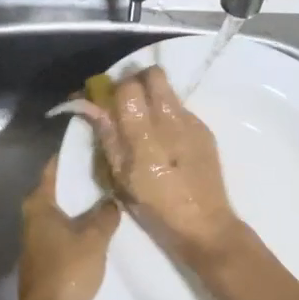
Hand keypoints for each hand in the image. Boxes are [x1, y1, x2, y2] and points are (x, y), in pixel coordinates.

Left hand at [15, 157, 119, 299]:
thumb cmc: (66, 272)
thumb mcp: (93, 240)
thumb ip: (105, 215)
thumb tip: (113, 200)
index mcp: (39, 202)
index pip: (56, 167)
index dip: (74, 155)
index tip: (96, 145)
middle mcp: (33, 213)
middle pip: (60, 188)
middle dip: (83, 180)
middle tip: (111, 170)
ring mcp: (38, 234)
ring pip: (64, 210)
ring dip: (84, 205)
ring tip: (112, 196)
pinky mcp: (46, 253)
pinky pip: (66, 229)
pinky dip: (81, 224)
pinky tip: (103, 226)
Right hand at [75, 66, 244, 264]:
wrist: (205, 225)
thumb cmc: (156, 207)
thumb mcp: (121, 178)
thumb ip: (108, 137)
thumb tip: (93, 107)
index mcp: (144, 134)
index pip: (128, 86)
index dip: (116, 87)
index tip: (109, 99)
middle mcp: (169, 119)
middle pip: (154, 74)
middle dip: (139, 80)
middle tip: (130, 100)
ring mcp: (191, 122)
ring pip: (169, 89)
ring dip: (155, 95)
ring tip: (149, 120)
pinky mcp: (205, 130)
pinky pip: (181, 109)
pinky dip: (170, 115)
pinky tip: (170, 140)